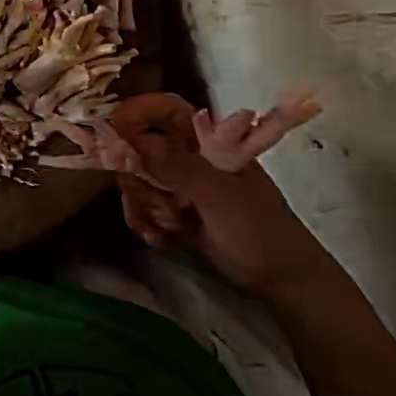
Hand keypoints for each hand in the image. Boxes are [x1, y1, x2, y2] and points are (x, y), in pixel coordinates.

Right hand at [107, 94, 337, 299]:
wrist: (282, 282)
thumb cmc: (259, 230)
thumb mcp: (221, 197)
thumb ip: (181, 168)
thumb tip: (134, 142)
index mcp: (209, 144)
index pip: (167, 114)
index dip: (138, 115)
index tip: (113, 129)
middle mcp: (192, 158)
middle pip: (142, 149)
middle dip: (133, 175)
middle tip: (133, 194)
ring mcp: (183, 186)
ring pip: (140, 180)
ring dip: (140, 205)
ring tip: (157, 231)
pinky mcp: (176, 211)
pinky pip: (144, 206)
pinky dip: (145, 222)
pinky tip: (156, 239)